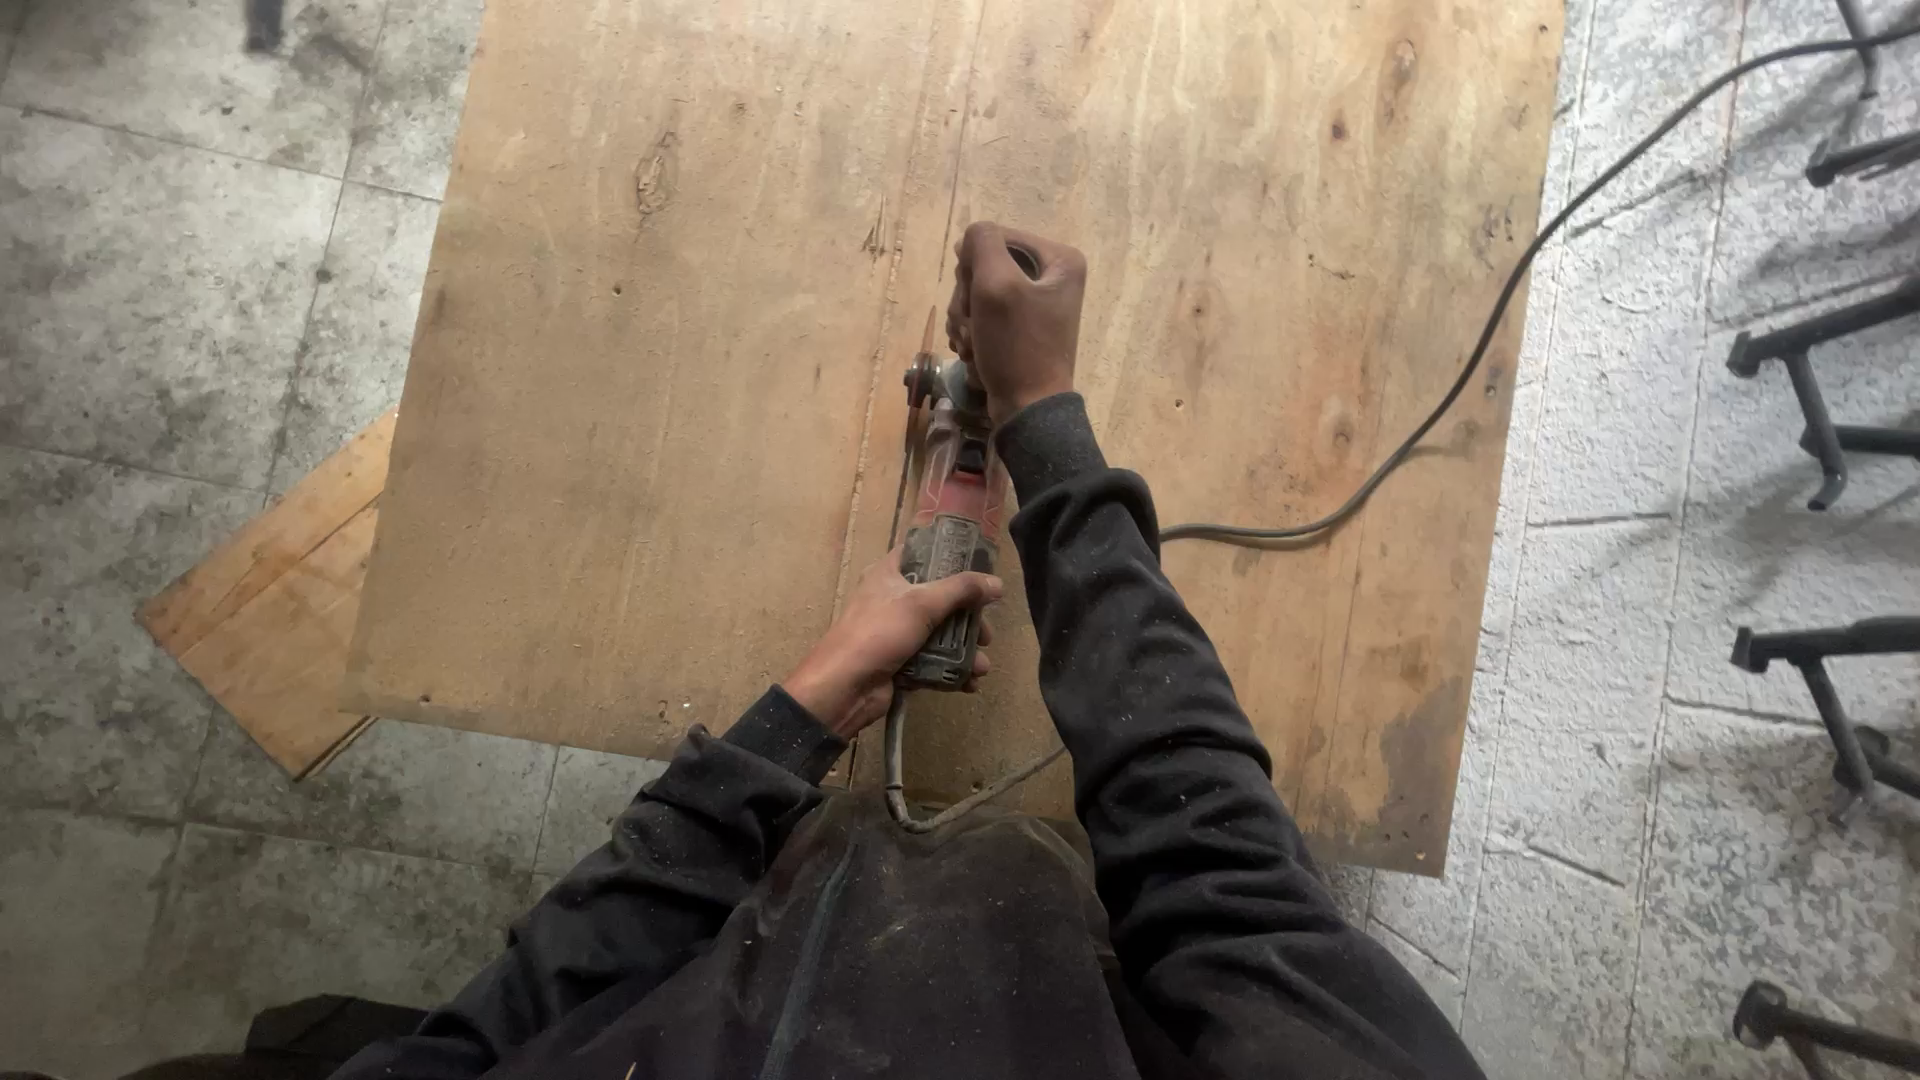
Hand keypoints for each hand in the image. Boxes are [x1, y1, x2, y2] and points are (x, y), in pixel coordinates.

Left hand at [781, 547, 1002, 738]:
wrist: (843, 688)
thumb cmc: (878, 633)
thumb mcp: (922, 603)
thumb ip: (961, 590)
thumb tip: (997, 584)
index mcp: (888, 574)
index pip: (921, 553)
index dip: (949, 557)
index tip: (979, 567)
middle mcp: (892, 599)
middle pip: (940, 599)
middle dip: (967, 619)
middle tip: (986, 634)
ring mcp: (896, 632)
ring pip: (939, 634)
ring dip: (964, 650)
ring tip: (982, 667)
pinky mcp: (900, 662)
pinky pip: (932, 662)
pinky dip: (951, 671)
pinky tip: (970, 682)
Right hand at [945, 221, 1087, 423]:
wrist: (1027, 408)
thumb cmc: (1016, 346)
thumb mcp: (996, 284)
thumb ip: (981, 243)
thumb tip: (970, 240)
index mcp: (1059, 259)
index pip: (995, 238)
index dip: (973, 265)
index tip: (973, 297)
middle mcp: (1051, 278)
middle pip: (986, 268)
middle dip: (968, 299)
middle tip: (972, 326)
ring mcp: (1035, 306)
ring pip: (978, 295)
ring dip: (965, 321)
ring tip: (972, 345)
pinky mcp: (1019, 331)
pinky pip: (983, 319)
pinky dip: (972, 336)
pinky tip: (974, 353)